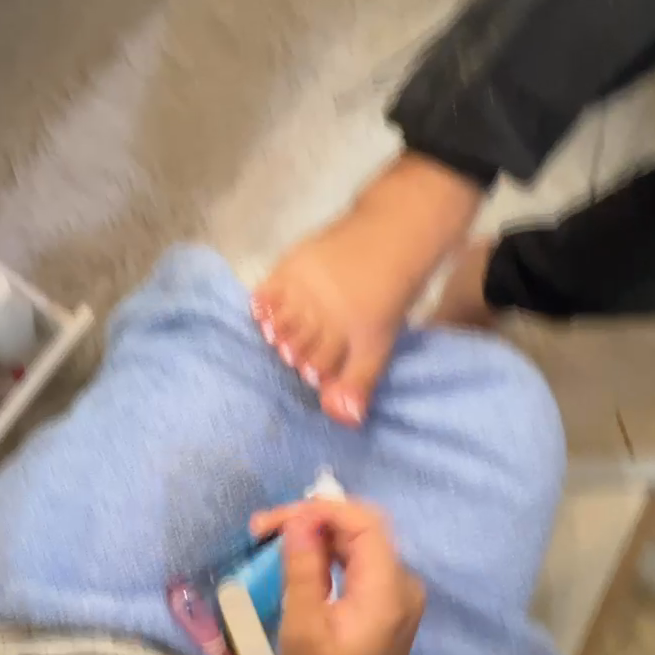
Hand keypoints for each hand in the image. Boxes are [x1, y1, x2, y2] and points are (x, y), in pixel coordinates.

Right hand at [251, 497, 424, 654]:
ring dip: (314, 527)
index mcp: (387, 590)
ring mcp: (397, 584)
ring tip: (272, 535)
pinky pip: (357, 551)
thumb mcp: (304, 629)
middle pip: (359, 523)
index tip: (278, 521)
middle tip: (266, 527)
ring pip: (356, 534)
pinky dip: (325, 544)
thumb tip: (298, 520)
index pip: (363, 523)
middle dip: (311, 515)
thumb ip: (303, 572)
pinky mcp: (387, 589)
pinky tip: (298, 552)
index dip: (321, 510)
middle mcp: (401, 579)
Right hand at [252, 152, 481, 425]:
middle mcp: (329, 310)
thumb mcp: (381, 342)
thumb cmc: (388, 294)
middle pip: (296, 347)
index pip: (320, 368)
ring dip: (276, 335)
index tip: (312, 374)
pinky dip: (261, 308)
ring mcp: (308, 286)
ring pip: (279, 323)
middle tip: (293, 355)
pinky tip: (264, 315)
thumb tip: (342, 420)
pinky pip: (266, 292)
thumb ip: (358, 381)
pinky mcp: (293, 264)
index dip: (314, 375)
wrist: (392, 234)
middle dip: (293, 356)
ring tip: (279, 338)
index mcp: (356, 332)